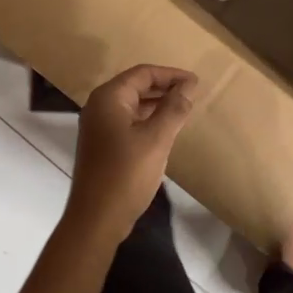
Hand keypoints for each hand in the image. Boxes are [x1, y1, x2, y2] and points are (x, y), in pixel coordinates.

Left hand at [66, 65, 198, 241]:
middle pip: (135, 86)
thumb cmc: (126, 174)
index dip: (170, 74)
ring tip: (183, 109)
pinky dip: (147, 120)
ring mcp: (98, 127)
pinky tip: (164, 130)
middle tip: (192, 93)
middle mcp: (99, 106)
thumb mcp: (156, 139)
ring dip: (156, 104)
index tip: (196, 82)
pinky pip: (127, 121)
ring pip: (131, 105)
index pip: (142, 73)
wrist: (96, 218)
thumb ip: (173, 109)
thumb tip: (188, 85)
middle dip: (164, 87)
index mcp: (108, 98)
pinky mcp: (101, 145)